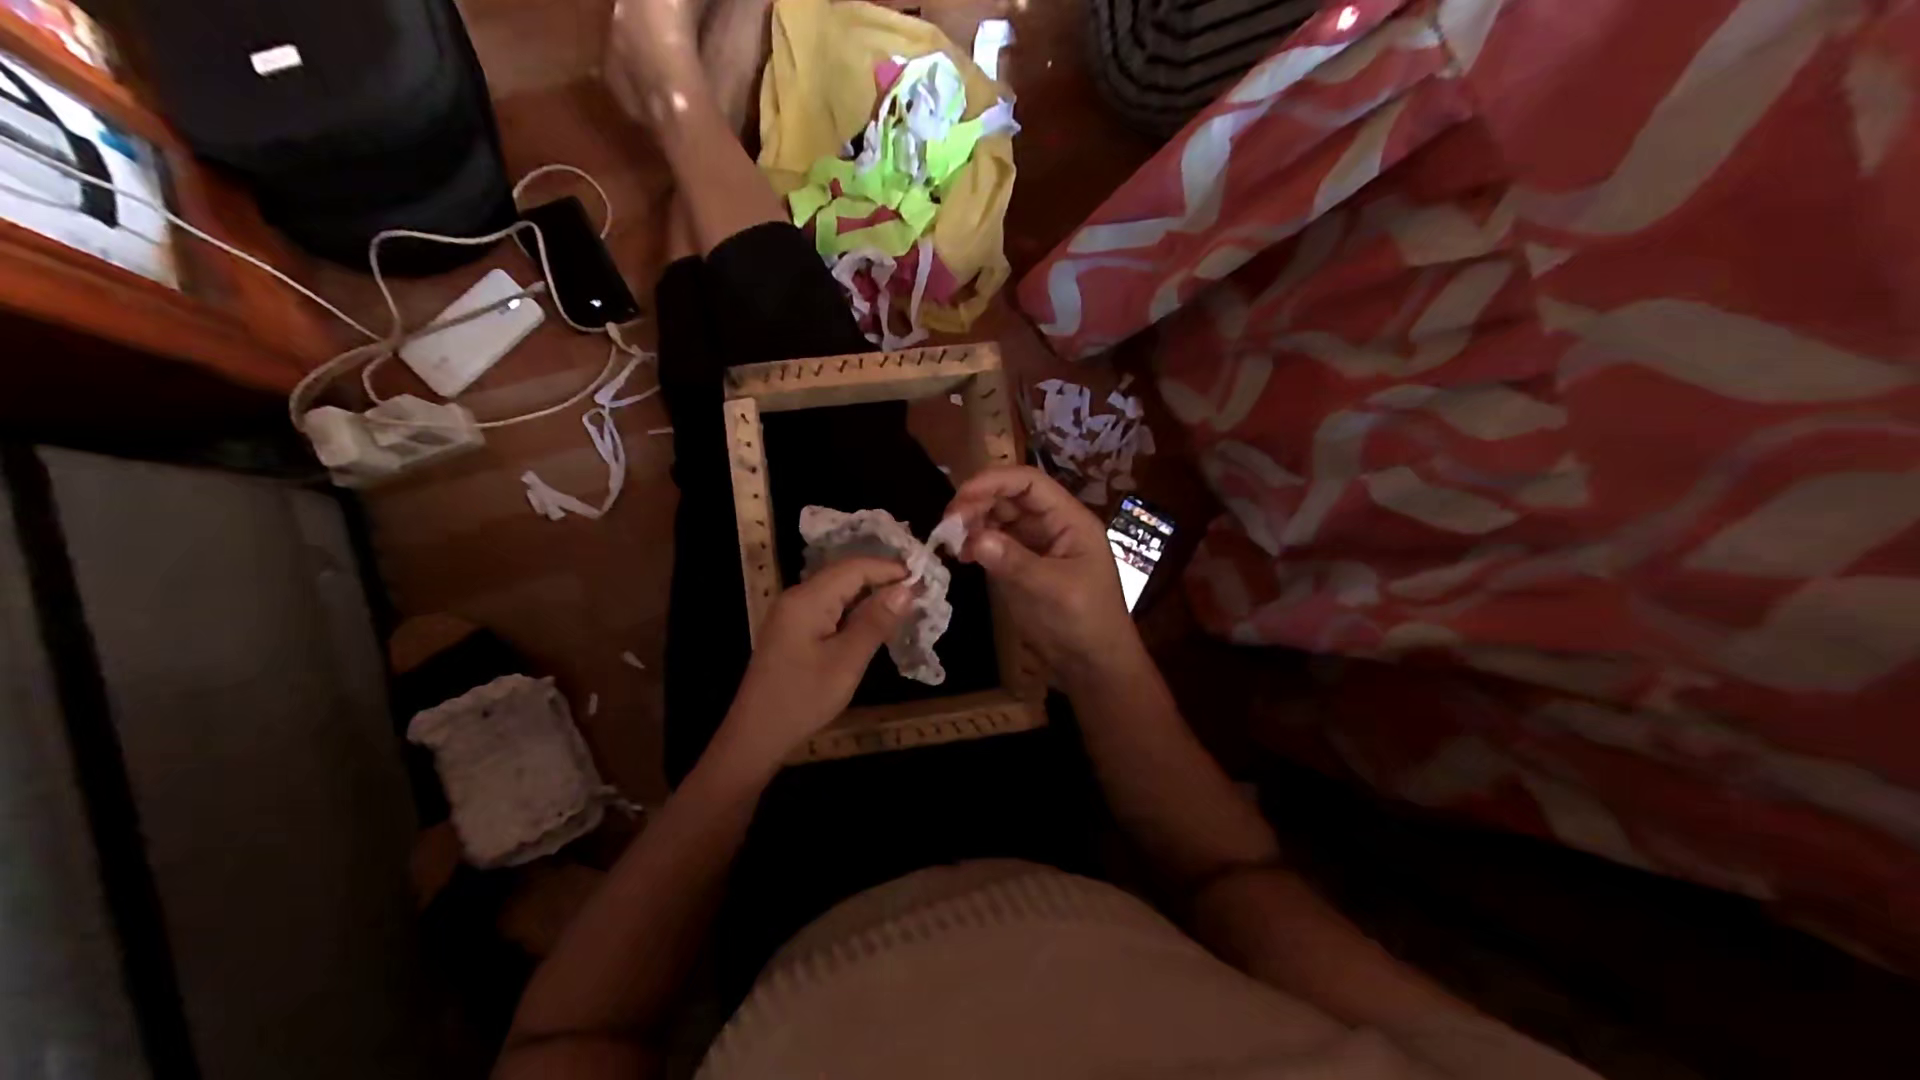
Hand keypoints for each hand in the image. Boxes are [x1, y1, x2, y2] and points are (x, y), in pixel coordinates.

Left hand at [718, 556, 914, 762]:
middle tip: (919, 591)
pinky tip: (873, 623)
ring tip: (903, 605)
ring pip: (837, 592)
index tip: (923, 577)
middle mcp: (797, 597)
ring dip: (869, 595)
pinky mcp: (792, 631)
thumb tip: (905, 588)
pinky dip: (853, 611)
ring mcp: (792, 614)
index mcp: (807, 599)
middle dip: (881, 578)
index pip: (854, 568)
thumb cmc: (802, 699)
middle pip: (844, 575)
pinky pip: (828, 608)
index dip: (889, 568)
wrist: (756, 735)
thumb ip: (875, 622)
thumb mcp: (846, 662)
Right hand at [944, 466, 1143, 682]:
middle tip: (947, 524)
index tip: (960, 499)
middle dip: (977, 502)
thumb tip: (973, 537)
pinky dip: (976, 543)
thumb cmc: (1085, 622)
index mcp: (1070, 520)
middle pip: (1010, 497)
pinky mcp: (1021, 566)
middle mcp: (1051, 526)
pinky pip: (995, 543)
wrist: (1093, 665)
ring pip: (999, 518)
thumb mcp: (1052, 590)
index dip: (994, 482)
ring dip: (973, 522)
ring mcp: (1035, 546)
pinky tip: (962, 556)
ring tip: (951, 541)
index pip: (1029, 483)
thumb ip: (1014, 561)